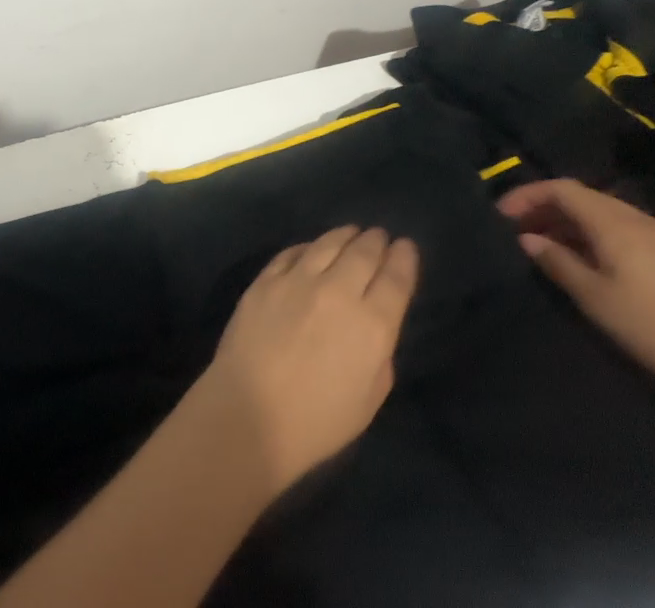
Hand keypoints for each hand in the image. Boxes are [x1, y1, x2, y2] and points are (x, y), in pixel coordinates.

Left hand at [196, 226, 417, 488]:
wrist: (248, 413)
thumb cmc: (317, 421)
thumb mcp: (370, 396)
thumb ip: (379, 353)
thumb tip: (372, 326)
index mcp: (372, 324)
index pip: (396, 279)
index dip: (404, 259)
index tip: (406, 246)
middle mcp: (337, 292)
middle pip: (363, 254)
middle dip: (375, 241)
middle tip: (380, 235)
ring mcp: (296, 282)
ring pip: (326, 245)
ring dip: (343, 236)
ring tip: (351, 233)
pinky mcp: (263, 282)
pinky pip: (290, 254)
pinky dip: (307, 247)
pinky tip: (311, 248)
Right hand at [497, 178, 654, 415]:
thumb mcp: (594, 298)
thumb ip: (558, 262)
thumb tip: (528, 239)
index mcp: (619, 225)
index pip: (564, 189)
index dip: (527, 194)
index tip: (499, 216)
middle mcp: (647, 221)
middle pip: (589, 198)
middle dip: (548, 208)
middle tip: (517, 232)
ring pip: (611, 216)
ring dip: (575, 224)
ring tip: (548, 249)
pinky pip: (632, 232)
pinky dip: (601, 237)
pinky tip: (593, 263)